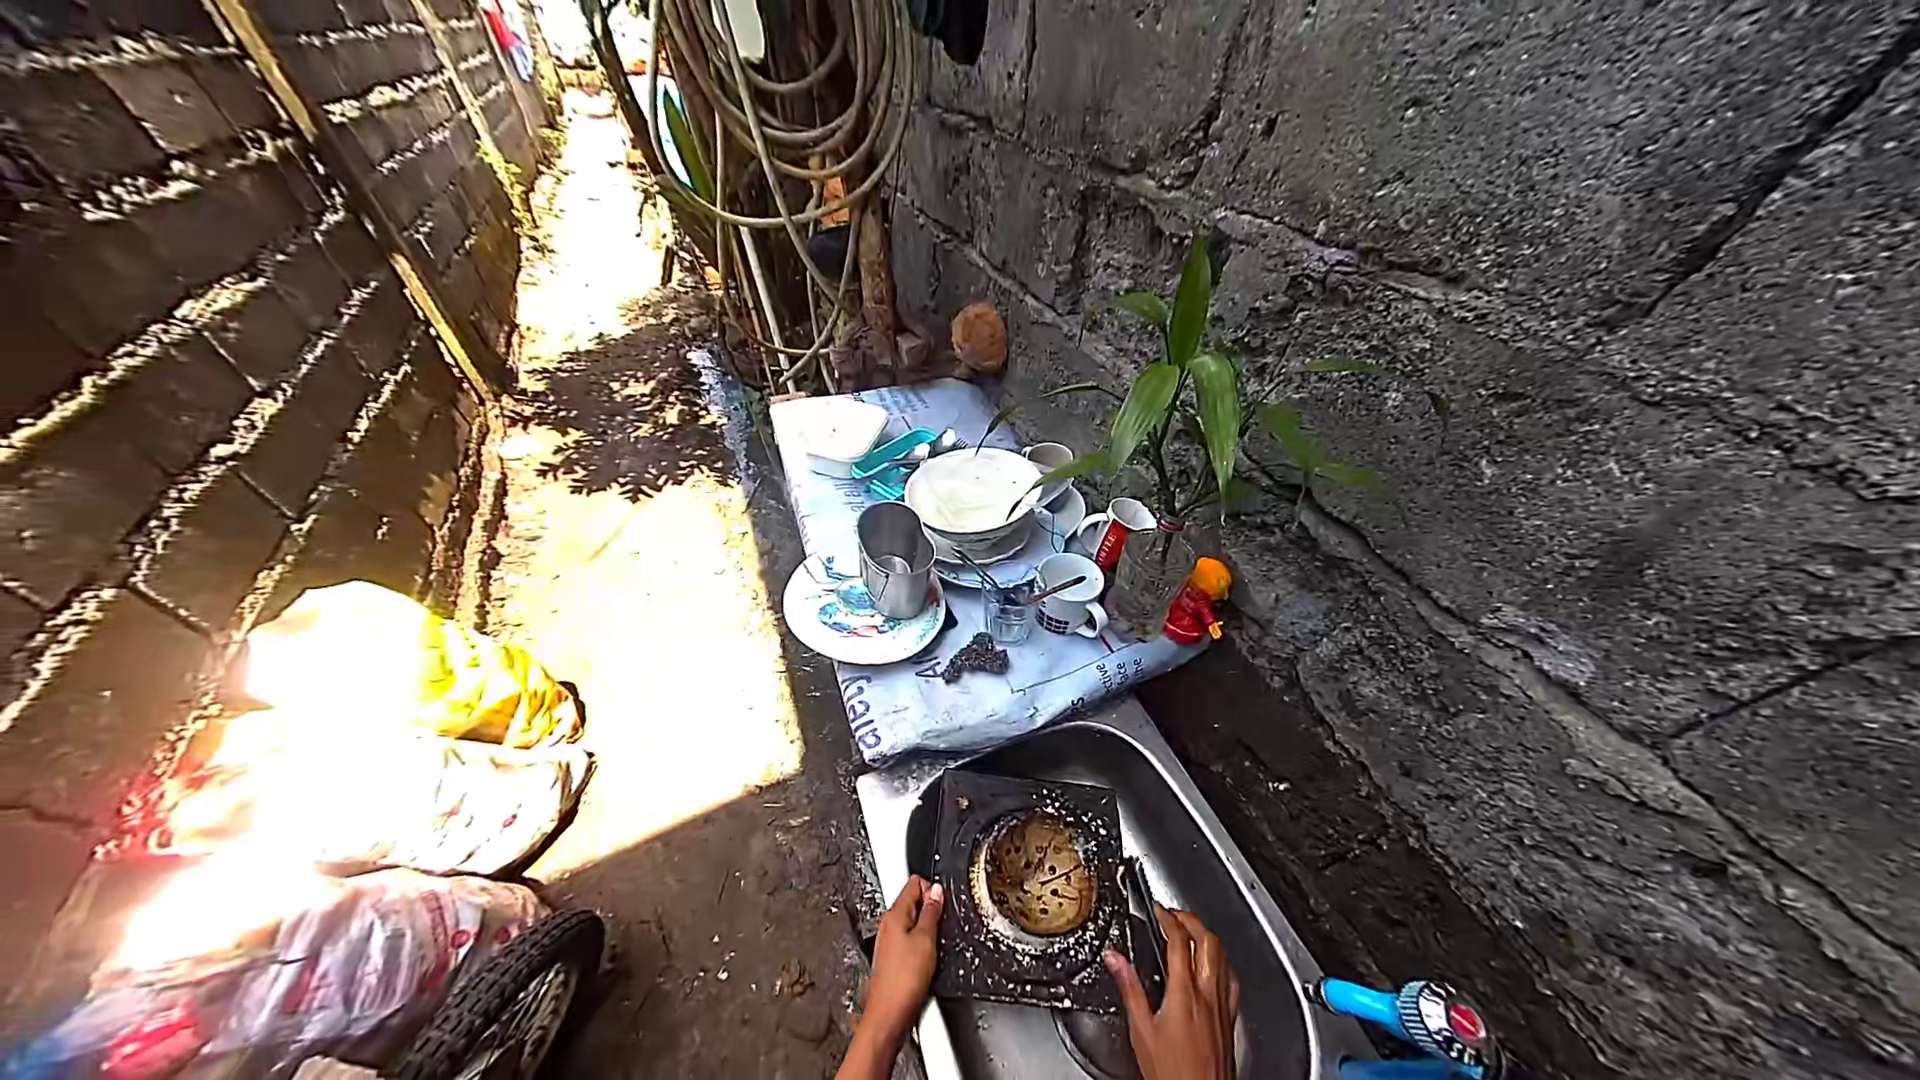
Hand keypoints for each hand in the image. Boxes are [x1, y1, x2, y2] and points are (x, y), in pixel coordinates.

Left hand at [864, 875, 945, 1040]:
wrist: (887, 1018)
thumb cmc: (903, 982)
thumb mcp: (926, 940)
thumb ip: (932, 912)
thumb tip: (936, 890)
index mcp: (894, 914)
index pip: (914, 883)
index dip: (932, 890)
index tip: (941, 907)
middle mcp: (888, 925)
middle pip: (914, 902)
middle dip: (930, 911)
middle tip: (937, 931)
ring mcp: (889, 942)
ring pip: (913, 922)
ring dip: (926, 930)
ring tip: (932, 949)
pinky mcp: (892, 958)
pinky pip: (909, 940)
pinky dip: (920, 945)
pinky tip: (925, 961)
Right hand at [1106, 906, 1241, 1079]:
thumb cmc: (1172, 1075)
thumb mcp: (1141, 1030)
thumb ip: (1129, 988)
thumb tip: (1114, 958)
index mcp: (1184, 994)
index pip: (1180, 942)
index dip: (1169, 919)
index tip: (1159, 910)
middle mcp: (1207, 996)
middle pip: (1208, 942)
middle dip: (1191, 920)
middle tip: (1175, 913)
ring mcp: (1223, 1008)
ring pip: (1224, 958)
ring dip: (1207, 936)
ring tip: (1192, 930)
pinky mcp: (1231, 1021)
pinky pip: (1232, 980)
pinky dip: (1223, 961)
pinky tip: (1215, 964)